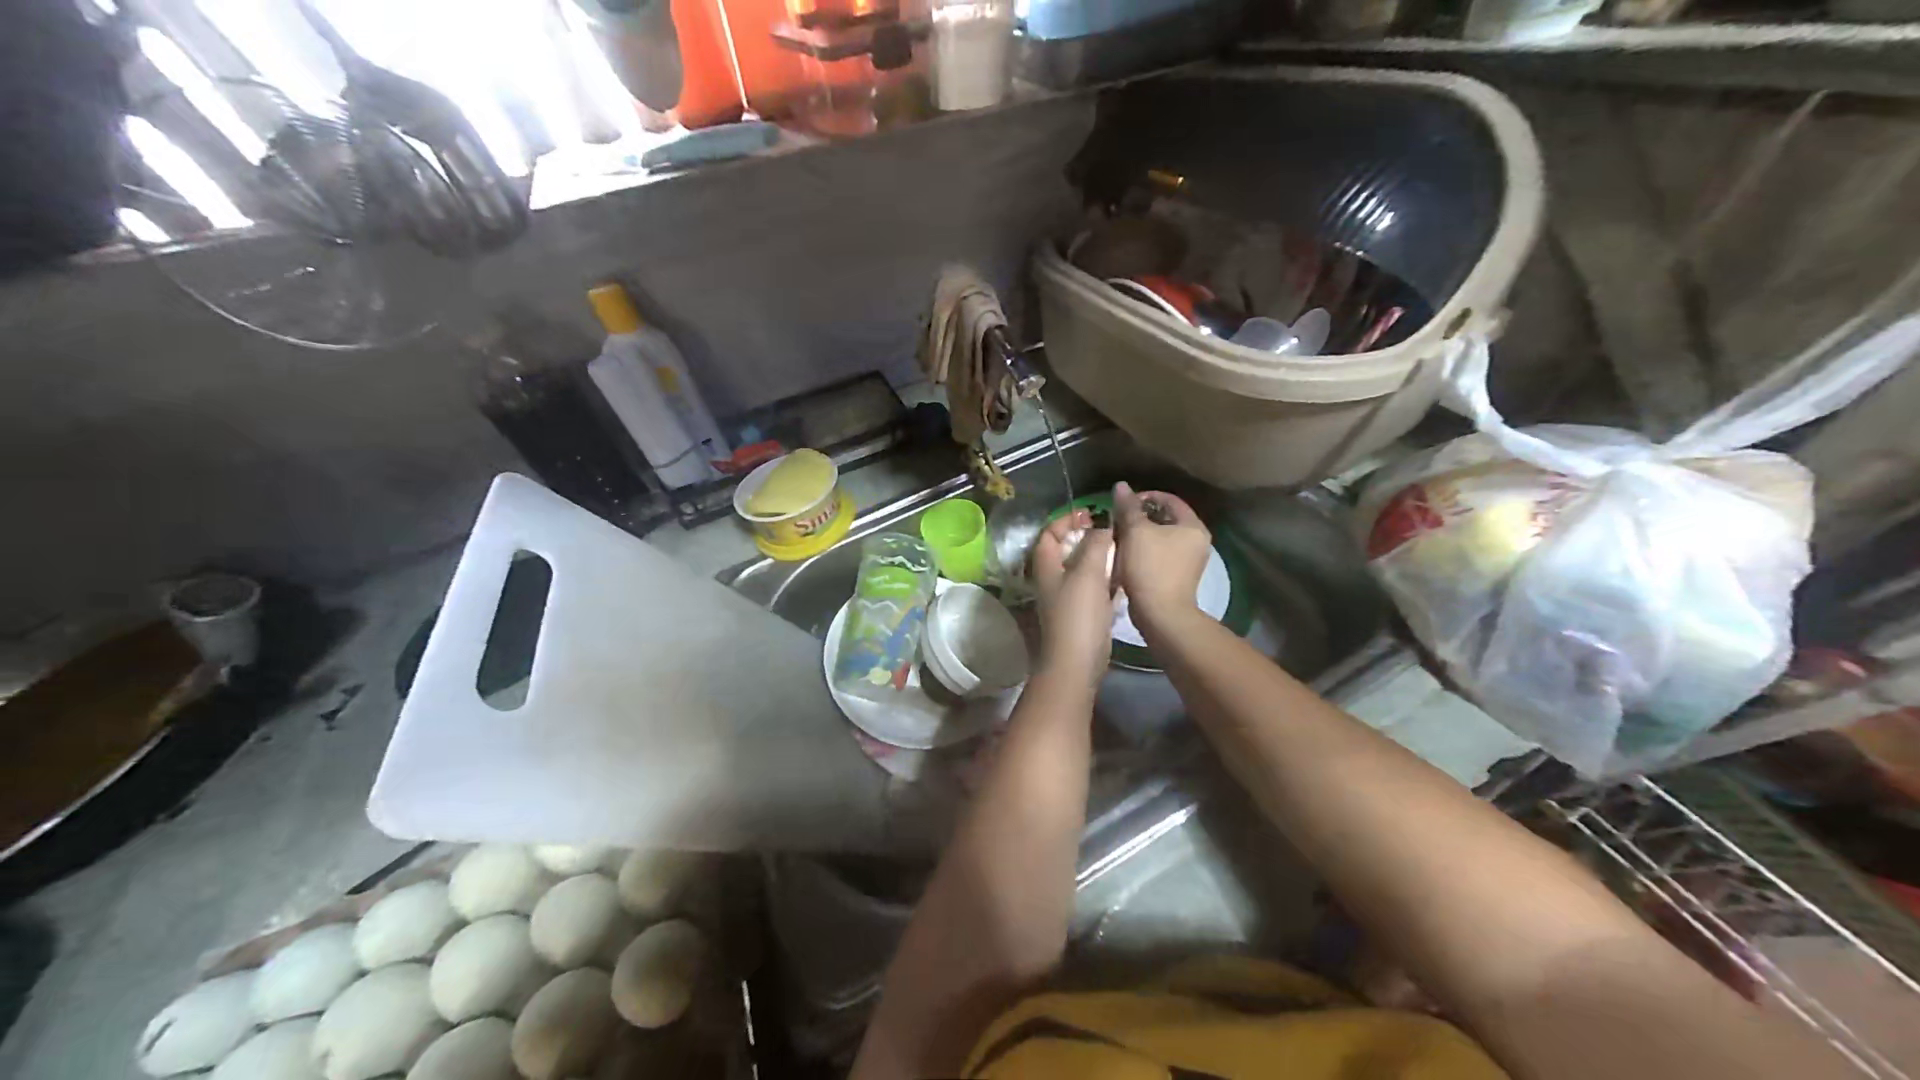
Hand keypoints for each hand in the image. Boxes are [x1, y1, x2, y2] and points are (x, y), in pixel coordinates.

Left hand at [1031, 509, 1114, 681]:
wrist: (1077, 661)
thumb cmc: (1078, 613)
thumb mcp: (1087, 572)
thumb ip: (1095, 545)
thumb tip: (1102, 528)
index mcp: (1046, 566)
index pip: (1049, 533)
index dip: (1066, 520)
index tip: (1091, 514)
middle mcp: (1052, 579)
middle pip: (1066, 550)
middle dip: (1087, 538)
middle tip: (1112, 532)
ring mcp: (1066, 598)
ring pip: (1082, 569)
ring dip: (1099, 558)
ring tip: (1122, 550)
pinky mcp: (1081, 613)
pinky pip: (1093, 588)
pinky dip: (1106, 579)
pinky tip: (1124, 577)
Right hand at [1113, 481, 1211, 633]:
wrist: (1160, 613)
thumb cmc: (1150, 568)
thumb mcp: (1136, 532)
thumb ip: (1128, 507)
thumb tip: (1121, 486)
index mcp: (1193, 527)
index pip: (1170, 500)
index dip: (1145, 497)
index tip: (1124, 503)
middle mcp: (1197, 541)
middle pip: (1167, 518)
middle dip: (1141, 516)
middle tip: (1119, 519)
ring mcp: (1190, 561)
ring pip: (1163, 537)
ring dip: (1142, 534)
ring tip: (1120, 536)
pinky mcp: (1179, 576)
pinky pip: (1161, 554)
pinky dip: (1145, 550)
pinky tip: (1127, 555)